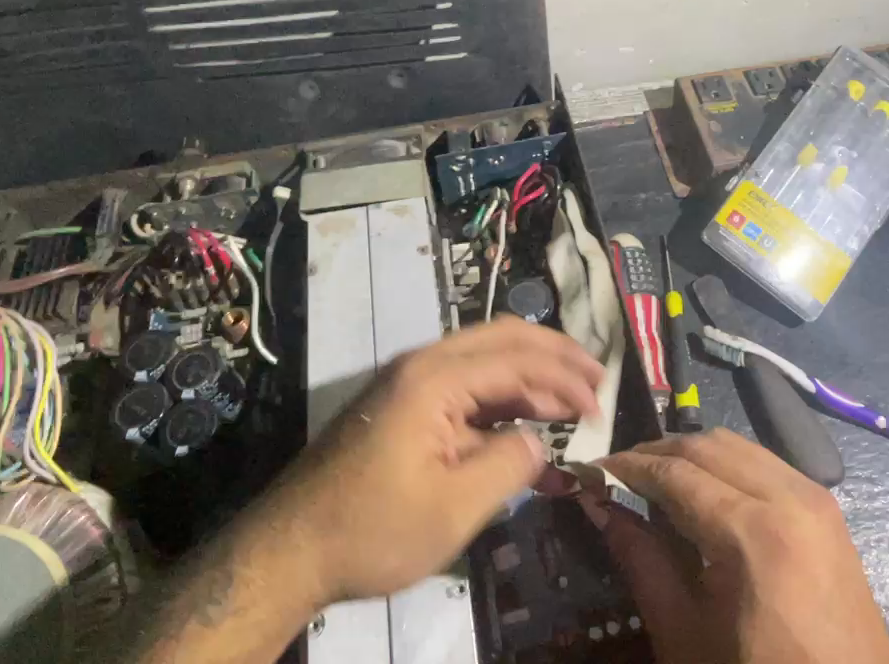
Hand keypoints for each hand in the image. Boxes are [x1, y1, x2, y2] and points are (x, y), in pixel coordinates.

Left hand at [269, 316, 605, 602]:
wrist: (287, 550)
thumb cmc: (371, 530)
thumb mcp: (452, 509)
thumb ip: (508, 465)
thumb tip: (538, 439)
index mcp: (434, 378)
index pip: (516, 359)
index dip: (564, 377)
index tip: (601, 403)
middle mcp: (422, 365)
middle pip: (502, 339)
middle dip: (553, 355)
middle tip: (597, 376)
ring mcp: (408, 383)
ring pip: (483, 359)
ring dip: (529, 375)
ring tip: (571, 398)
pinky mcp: (402, 406)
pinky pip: (463, 387)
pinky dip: (501, 398)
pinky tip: (525, 422)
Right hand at [596, 429, 888, 663]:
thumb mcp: (684, 631)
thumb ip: (639, 558)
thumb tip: (597, 505)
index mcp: (753, 531)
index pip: (676, 472)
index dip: (629, 466)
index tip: (592, 468)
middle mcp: (789, 495)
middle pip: (706, 445)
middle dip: (657, 452)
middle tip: (618, 472)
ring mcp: (815, 497)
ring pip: (737, 445)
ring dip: (691, 453)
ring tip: (655, 479)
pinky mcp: (827, 507)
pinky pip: (765, 462)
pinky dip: (727, 464)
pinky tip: (704, 491)